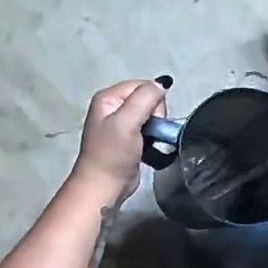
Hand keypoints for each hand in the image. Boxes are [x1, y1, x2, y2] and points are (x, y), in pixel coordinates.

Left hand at [72, 79, 167, 204]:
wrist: (104, 186)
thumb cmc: (113, 154)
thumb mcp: (127, 122)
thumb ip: (145, 98)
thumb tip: (164, 81)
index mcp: (108, 97)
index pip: (143, 85)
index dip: (153, 100)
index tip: (150, 120)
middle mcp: (114, 106)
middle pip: (148, 98)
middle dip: (155, 115)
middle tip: (148, 133)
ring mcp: (121, 123)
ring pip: (152, 115)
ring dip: (156, 128)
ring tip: (149, 142)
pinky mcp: (130, 138)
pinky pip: (150, 129)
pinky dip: (154, 137)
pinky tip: (149, 146)